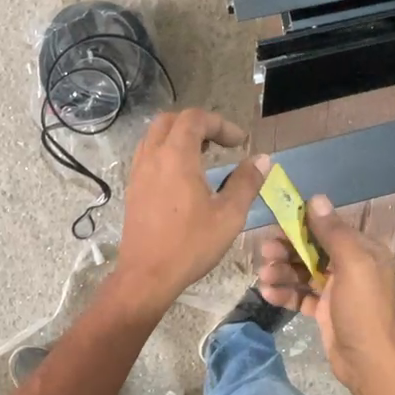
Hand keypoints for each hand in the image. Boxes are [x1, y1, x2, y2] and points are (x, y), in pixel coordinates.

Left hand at [114, 109, 270, 309]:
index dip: (221, 124)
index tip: (240, 142)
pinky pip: (146, 157)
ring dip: (178, 138)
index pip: (196, 119)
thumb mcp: (228, 216)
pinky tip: (180, 179)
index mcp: (177, 156)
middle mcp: (153, 157)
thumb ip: (246, 183)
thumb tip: (262, 159)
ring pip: (154, 137)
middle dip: (197, 125)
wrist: (147, 276)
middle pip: (170, 121)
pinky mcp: (132, 191)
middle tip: (218, 143)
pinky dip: (164, 154)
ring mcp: (138, 174)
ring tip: (201, 157)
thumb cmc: (190, 246)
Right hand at [258, 195, 394, 391]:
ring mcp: (337, 290)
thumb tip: (316, 199)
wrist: (367, 361)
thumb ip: (333, 232)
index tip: (277, 226)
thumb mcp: (353, 265)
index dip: (303, 226)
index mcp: (364, 251)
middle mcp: (351, 267)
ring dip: (282, 273)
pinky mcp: (325, 311)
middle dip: (287, 251)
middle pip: (313, 251)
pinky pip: (301, 296)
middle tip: (264, 253)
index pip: (329, 230)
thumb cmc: (363, 310)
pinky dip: (286, 294)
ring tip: (263, 277)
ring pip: (304, 273)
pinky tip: (268, 294)